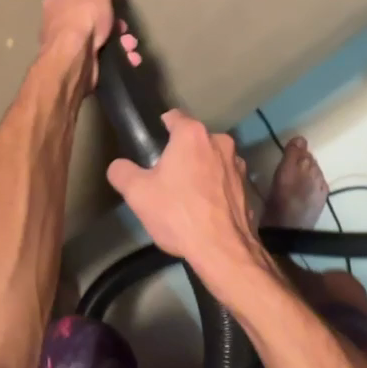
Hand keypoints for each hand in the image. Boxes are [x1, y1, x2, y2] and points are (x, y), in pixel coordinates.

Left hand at [37, 0, 133, 88]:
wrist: (74, 58)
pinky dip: (119, 57)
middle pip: (93, 18)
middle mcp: (59, 23)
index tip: (114, 2)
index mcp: (57, 1)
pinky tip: (131, 59)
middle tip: (124, 27)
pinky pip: (104, 56)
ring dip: (121, 42)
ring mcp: (69, 46)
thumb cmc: (83, 17)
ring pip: (101, 38)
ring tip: (130, 46)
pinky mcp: (80, 64)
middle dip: (115, 24)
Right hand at [106, 111, 259, 275]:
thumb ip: (122, 172)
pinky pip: (226, 181)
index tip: (154, 142)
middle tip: (167, 176)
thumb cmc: (177, 213)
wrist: (222, 250)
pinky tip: (206, 211)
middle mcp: (219, 141)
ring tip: (188, 196)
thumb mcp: (137, 194)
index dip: (162, 127)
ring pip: (213, 159)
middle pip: (195, 140)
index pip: (175, 117)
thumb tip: (118, 166)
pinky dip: (216, 189)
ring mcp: (237, 164)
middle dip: (182, 153)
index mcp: (193, 135)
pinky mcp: (248, 187)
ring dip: (202, 170)